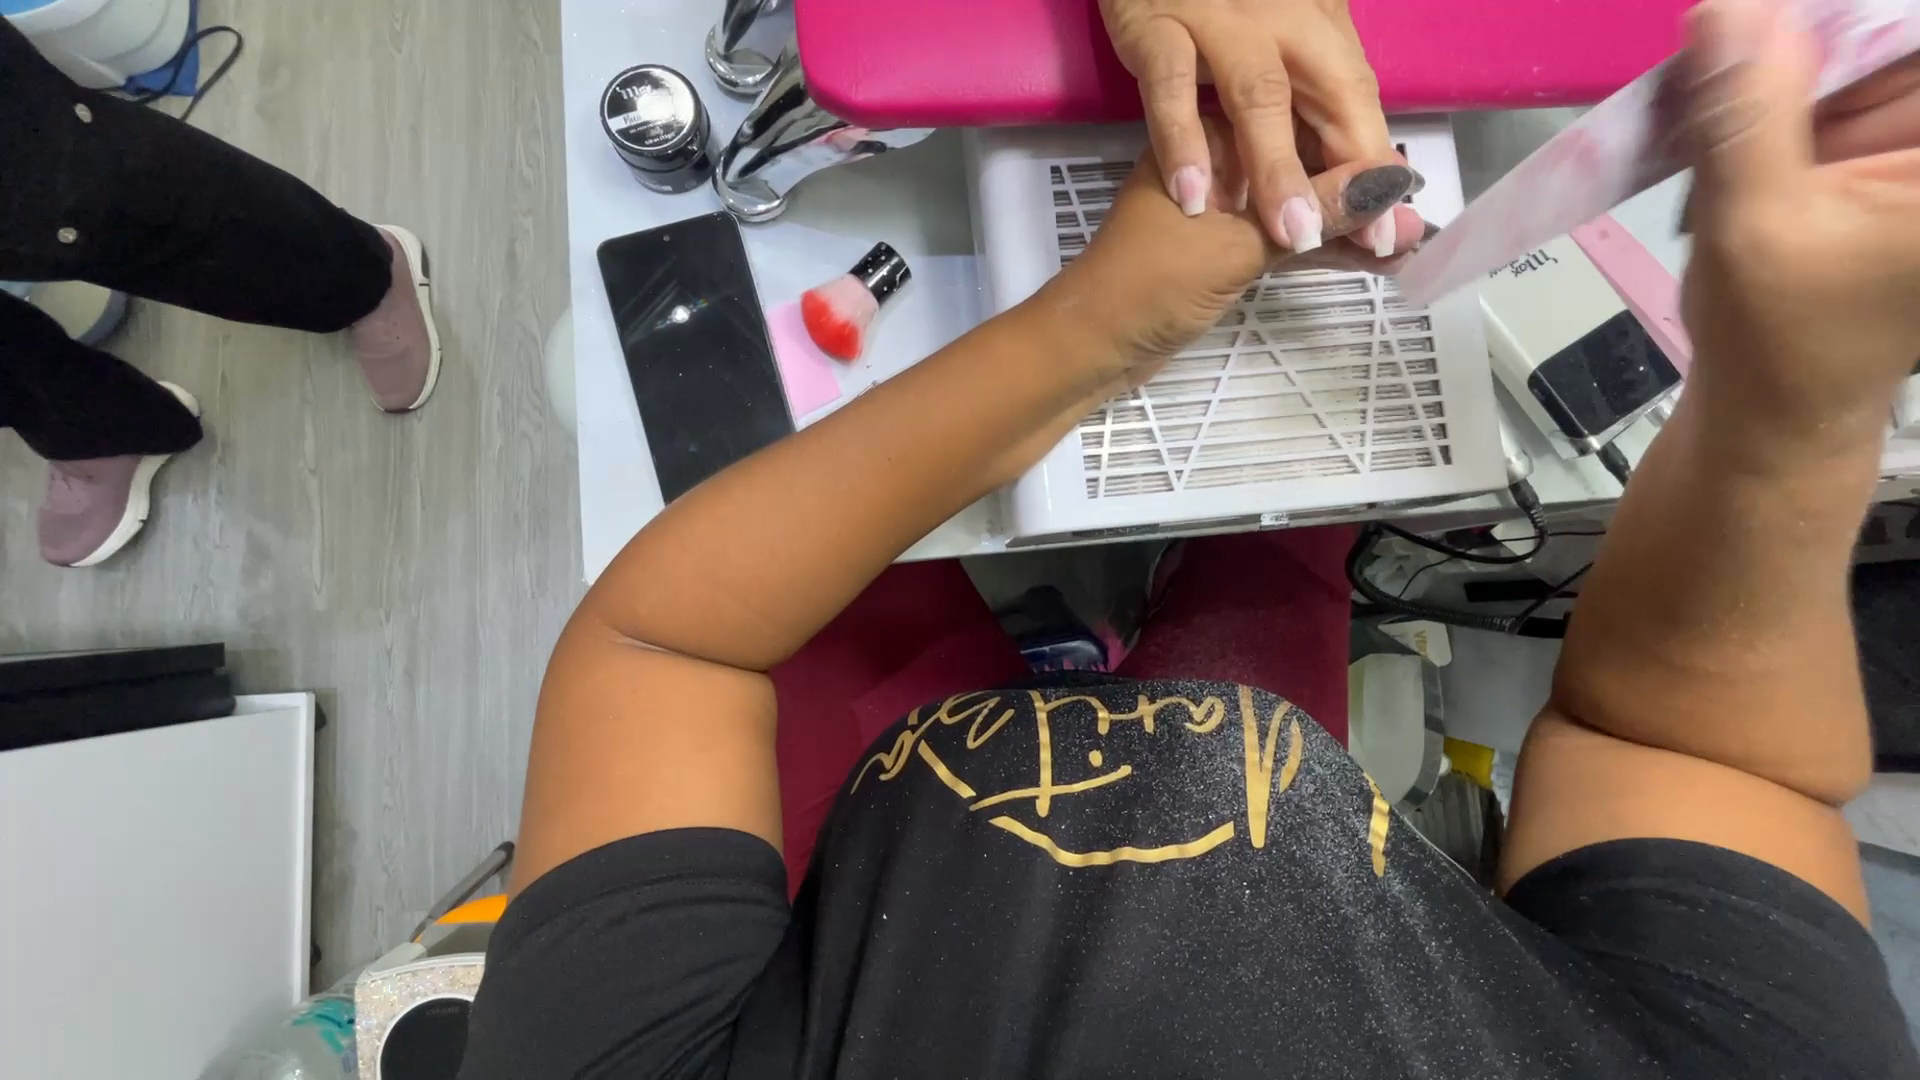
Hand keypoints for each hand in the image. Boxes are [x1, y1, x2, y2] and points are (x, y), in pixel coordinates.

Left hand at [1036, 121, 1428, 384]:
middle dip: (1363, 199)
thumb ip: (1310, 212)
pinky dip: (1318, 254)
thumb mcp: (1232, 244)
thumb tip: (1393, 182)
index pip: (1304, 128)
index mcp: (1215, 135)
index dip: (1361, 158)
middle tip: (1417, 227)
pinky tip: (1366, 263)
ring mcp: (1222, 211)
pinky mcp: (1222, 254)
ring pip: (1299, 211)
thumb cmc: (1146, 283)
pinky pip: (1282, 245)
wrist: (1089, 345)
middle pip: (1307, 170)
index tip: (1412, 188)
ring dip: (1346, 231)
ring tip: (1407, 249)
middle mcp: (1223, 164)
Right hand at [1098, 0, 1395, 254]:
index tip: (1387, 235)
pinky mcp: (1158, 28)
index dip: (1373, 169)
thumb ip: (1307, 122)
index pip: (1355, 104)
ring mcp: (1219, 21)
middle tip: (1359, 244)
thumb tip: (1365, 194)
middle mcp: (1282, 16)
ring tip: (1289, 232)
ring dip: (1276, 167)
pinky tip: (1191, 198)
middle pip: (1328, 96)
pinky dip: (1182, 142)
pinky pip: (1172, 87)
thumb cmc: (1209, 14)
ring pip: (1258, 95)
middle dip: (1344, 175)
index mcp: (1316, 27)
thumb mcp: (1270, 57)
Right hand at [1673, 0, 1919, 459]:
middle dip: (1800, 46)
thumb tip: (1726, 9)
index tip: (1748, 24)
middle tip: (1713, 65)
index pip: (1910, 32)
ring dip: (1776, 80)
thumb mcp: (1752, 224)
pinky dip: (1774, 105)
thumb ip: (1744, 117)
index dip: (1837, 18)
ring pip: (1859, 61)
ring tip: (1711, 124)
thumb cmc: (1777, 336)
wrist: (1773, 402)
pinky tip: (1729, 139)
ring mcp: (1916, 144)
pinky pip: (1836, 94)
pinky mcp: (1890, 150)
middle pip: (1891, 38)